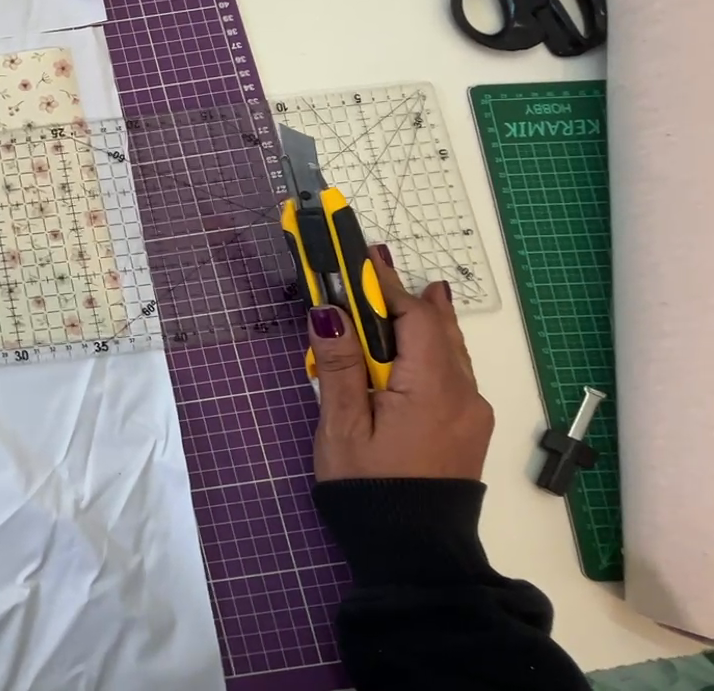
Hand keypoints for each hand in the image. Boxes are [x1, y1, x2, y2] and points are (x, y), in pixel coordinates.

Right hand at [307, 254, 493, 481]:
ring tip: (393, 286)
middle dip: (399, 292)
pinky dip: (426, 343)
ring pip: (446, 348)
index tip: (355, 254)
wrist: (410, 546)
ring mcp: (470, 410)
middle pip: (435, 327)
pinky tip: (412, 338)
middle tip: (369, 260)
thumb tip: (330, 310)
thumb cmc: (367, 481)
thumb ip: (338, 364)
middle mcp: (463, 393)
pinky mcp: (465, 424)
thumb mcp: (342, 423)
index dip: (382, 284)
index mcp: (432, 389)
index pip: (412, 318)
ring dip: (415, 316)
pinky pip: (449, 368)